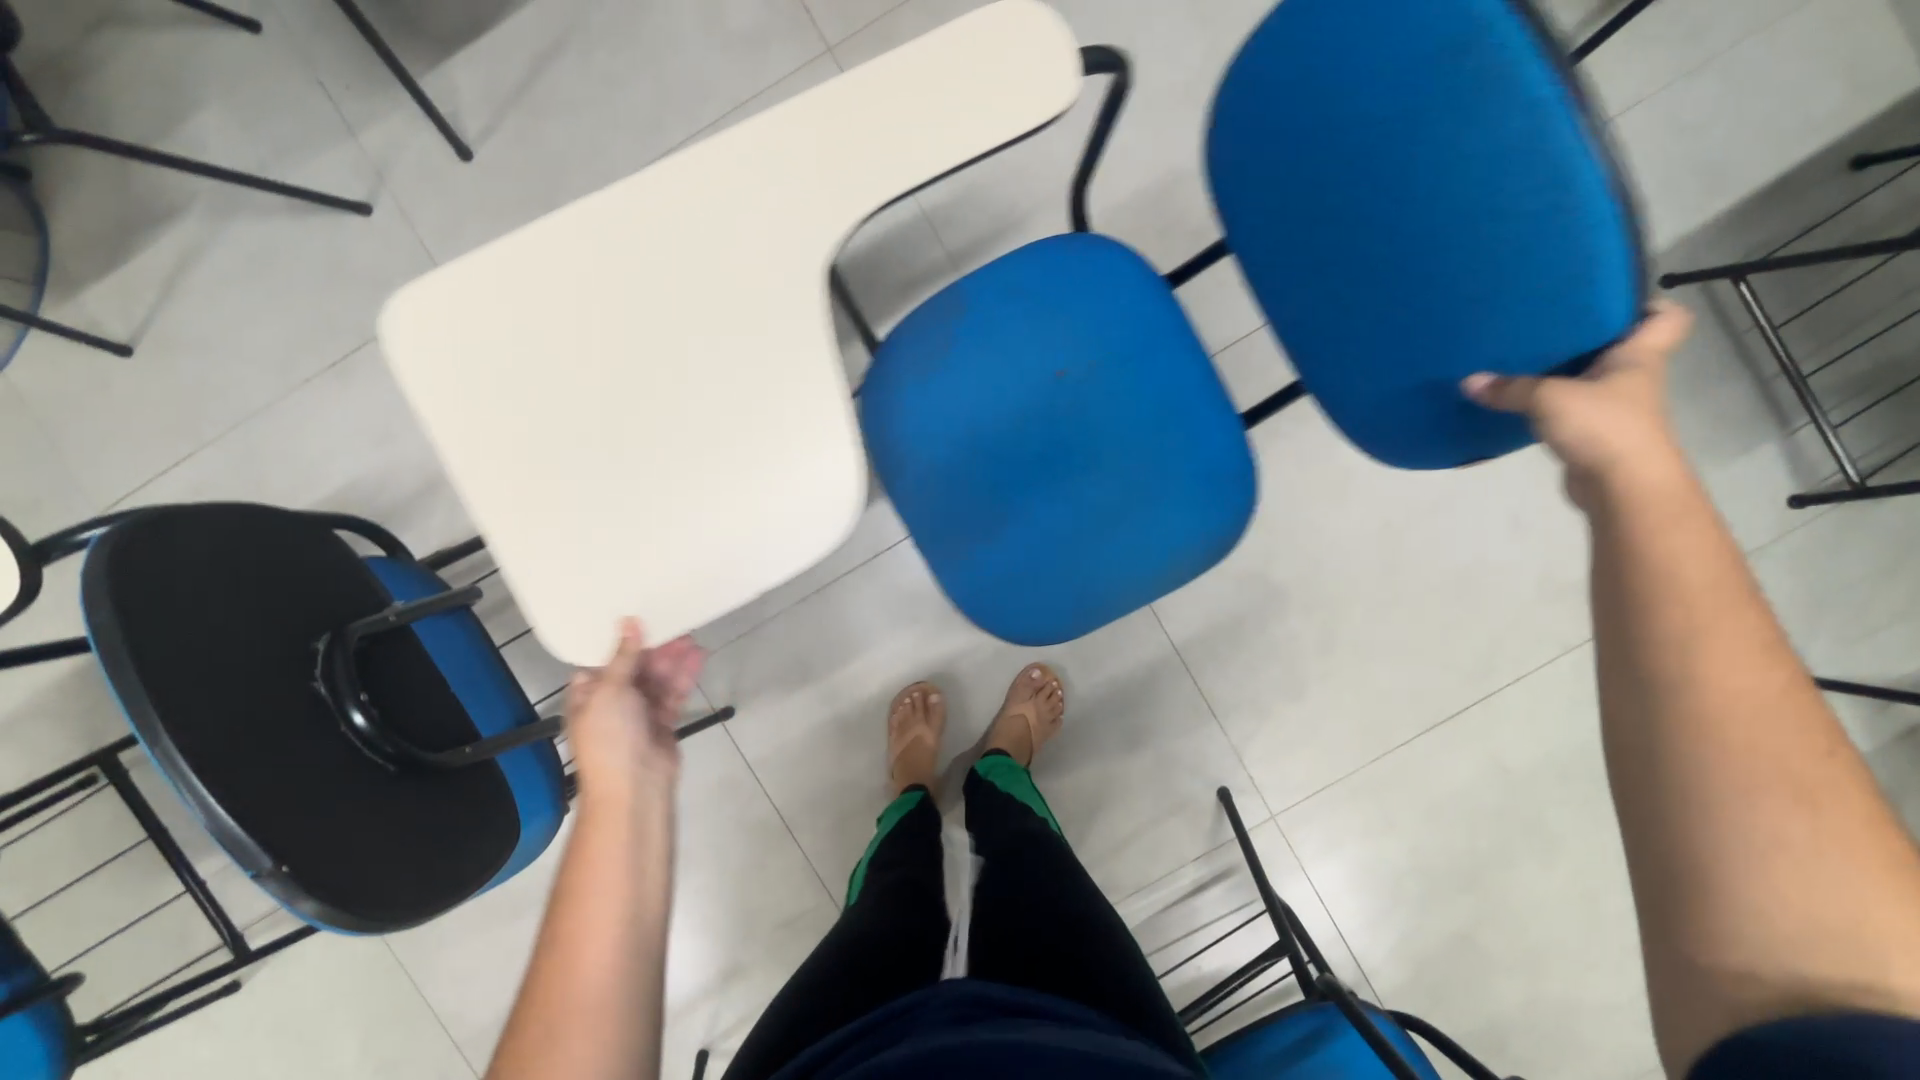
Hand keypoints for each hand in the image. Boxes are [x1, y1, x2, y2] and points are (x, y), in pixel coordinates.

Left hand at [564, 618, 703, 805]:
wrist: (634, 786)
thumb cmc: (609, 737)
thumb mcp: (609, 692)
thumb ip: (623, 656)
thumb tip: (628, 621)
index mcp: (587, 696)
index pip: (600, 661)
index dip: (616, 639)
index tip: (634, 613)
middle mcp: (611, 702)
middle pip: (633, 667)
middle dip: (653, 648)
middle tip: (673, 622)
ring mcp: (639, 713)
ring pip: (656, 679)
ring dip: (672, 659)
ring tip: (691, 635)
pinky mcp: (663, 721)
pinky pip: (674, 693)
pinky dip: (685, 676)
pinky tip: (698, 657)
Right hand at [1463, 299, 1694, 508]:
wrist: (1623, 487)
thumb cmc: (1603, 426)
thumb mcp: (1548, 398)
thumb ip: (1508, 388)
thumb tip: (1468, 382)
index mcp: (1638, 357)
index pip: (1666, 318)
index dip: (1648, 304)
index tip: (1611, 299)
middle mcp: (1632, 379)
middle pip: (1617, 347)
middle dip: (1587, 338)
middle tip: (1546, 325)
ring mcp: (1615, 409)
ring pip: (1590, 381)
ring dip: (1563, 375)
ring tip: (1522, 362)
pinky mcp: (1594, 436)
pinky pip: (1569, 411)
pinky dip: (1548, 408)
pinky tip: (1519, 403)